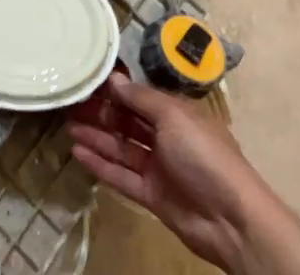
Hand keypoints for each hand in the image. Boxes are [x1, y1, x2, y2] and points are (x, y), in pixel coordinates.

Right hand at [67, 74, 271, 270]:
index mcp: (179, 117)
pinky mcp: (152, 195)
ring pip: (122, 148)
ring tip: (68, 127)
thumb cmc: (205, 157)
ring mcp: (160, 168)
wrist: (232, 220)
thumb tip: (114, 78)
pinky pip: (121, 176)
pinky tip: (77, 153)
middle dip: (101, 113)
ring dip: (96, 137)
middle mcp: (169, 139)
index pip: (141, 98)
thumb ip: (141, 98)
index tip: (86, 81)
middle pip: (128, 122)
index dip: (115, 91)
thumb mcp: (174, 117)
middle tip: (70, 104)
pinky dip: (101, 164)